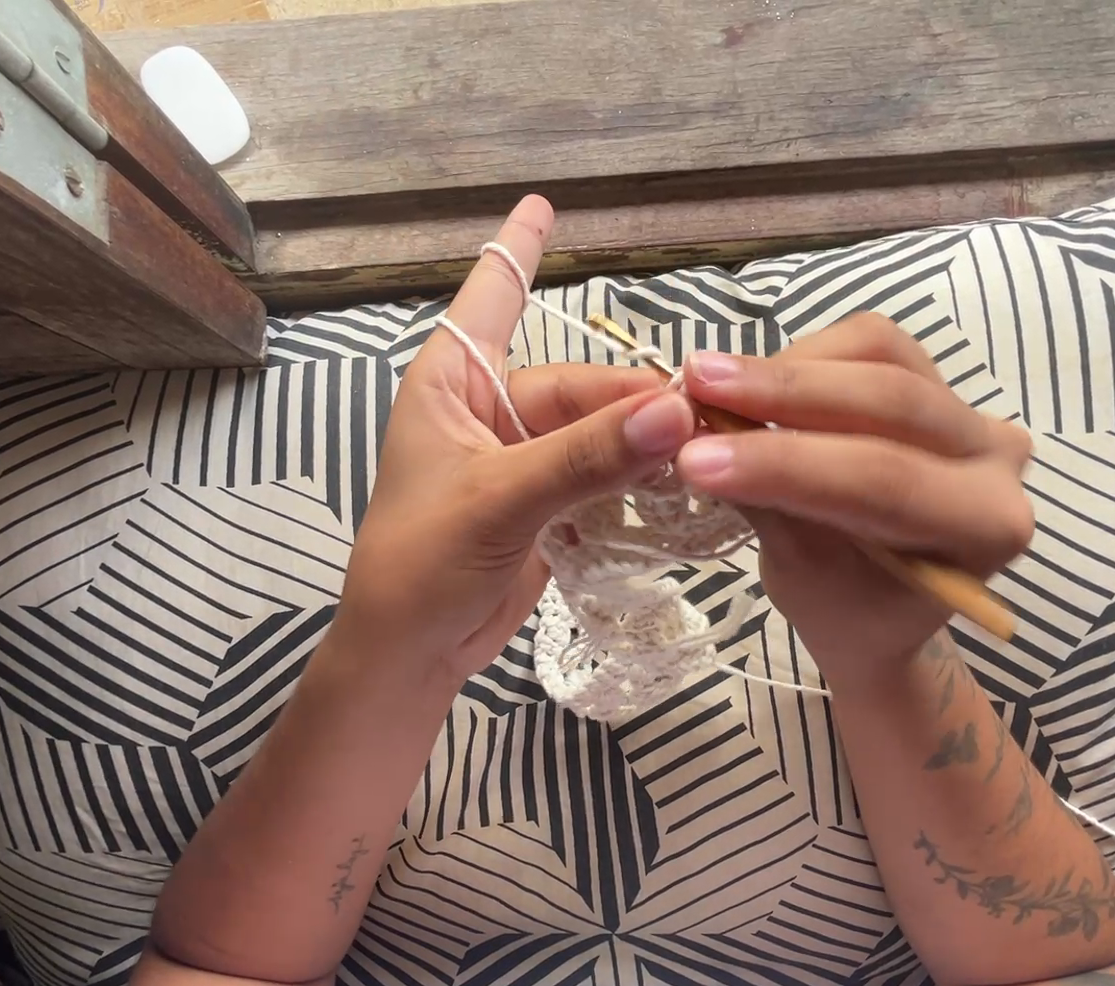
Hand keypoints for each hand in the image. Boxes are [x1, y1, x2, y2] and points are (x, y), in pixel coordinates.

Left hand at [340, 196, 697, 686]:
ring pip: (598, 433)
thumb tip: (673, 410)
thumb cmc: (421, 563)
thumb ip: (582, 457)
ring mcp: (521, 461)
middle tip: (698, 418)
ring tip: (702, 447)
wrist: (412, 651)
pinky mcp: (545, 505)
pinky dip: (635, 479)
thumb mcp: (497, 500)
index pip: (490, 299)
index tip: (542, 204)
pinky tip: (679, 481)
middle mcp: (489, 413)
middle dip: (636, 401)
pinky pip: (600, 476)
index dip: (517, 253)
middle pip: (578, 385)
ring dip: (644, 442)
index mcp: (453, 385)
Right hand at [675, 314, 1034, 672]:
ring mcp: (970, 413)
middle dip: (779, 392)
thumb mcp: (799, 572)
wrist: (879, 611)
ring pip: (879, 353)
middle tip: (695, 386)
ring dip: (786, 366)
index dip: (781, 462)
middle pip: (887, 398)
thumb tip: (698, 441)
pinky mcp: (935, 384)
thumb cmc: (844, 612)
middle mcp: (996, 458)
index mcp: (983, 526)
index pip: (879, 479)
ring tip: (712, 383)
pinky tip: (754, 381)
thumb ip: (764, 500)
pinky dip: (803, 356)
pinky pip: (871, 346)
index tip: (695, 459)